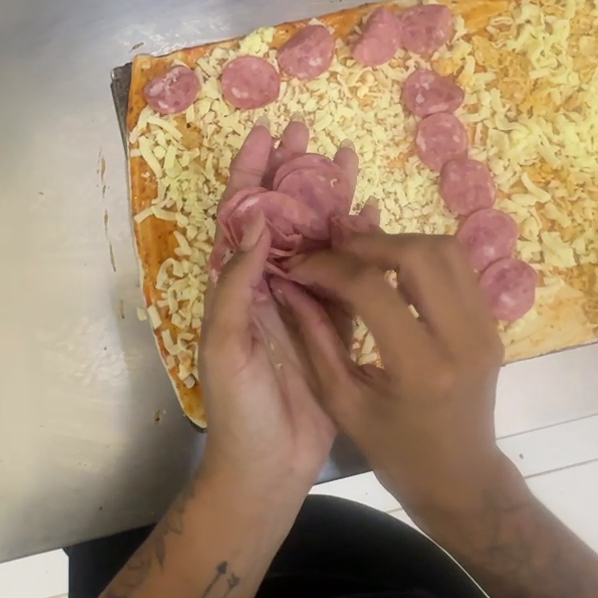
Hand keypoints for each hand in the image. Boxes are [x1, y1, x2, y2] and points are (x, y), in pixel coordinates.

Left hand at [195, 125, 337, 505]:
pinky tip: (372, 215)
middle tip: (309, 132)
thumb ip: (235, 285)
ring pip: (315, 236)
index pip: (237, 214)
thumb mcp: (225, 346)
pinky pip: (345, 273)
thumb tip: (253, 221)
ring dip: (328, 197)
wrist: (269, 466)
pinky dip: (357, 243)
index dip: (249, 172)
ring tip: (347, 158)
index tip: (266, 134)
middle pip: (278, 214)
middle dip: (290, 171)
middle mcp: (263, 282)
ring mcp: (300, 300)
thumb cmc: (238, 408)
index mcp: (233, 284)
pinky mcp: (331, 322)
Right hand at [274, 232, 525, 525]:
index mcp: (421, 368)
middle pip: (420, 254)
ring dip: (397, 245)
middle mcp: (462, 340)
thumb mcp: (341, 402)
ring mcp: (485, 329)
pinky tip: (390, 276)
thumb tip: (289, 285)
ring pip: (445, 250)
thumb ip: (315, 338)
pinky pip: (457, 269)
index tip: (300, 266)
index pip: (372, 288)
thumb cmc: (394, 451)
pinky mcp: (491, 324)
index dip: (329, 267)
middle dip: (367, 244)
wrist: (461, 479)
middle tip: (334, 256)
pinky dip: (419, 259)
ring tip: (362, 261)